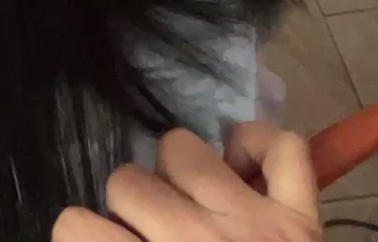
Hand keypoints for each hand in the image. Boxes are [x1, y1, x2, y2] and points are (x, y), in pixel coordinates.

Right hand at [53, 123, 321, 241]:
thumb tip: (87, 239)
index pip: (74, 225)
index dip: (79, 236)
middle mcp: (196, 240)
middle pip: (125, 180)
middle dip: (131, 211)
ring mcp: (253, 221)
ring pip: (180, 146)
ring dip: (178, 176)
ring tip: (193, 212)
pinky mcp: (303, 217)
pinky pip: (281, 147)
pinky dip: (258, 147)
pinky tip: (242, 173)